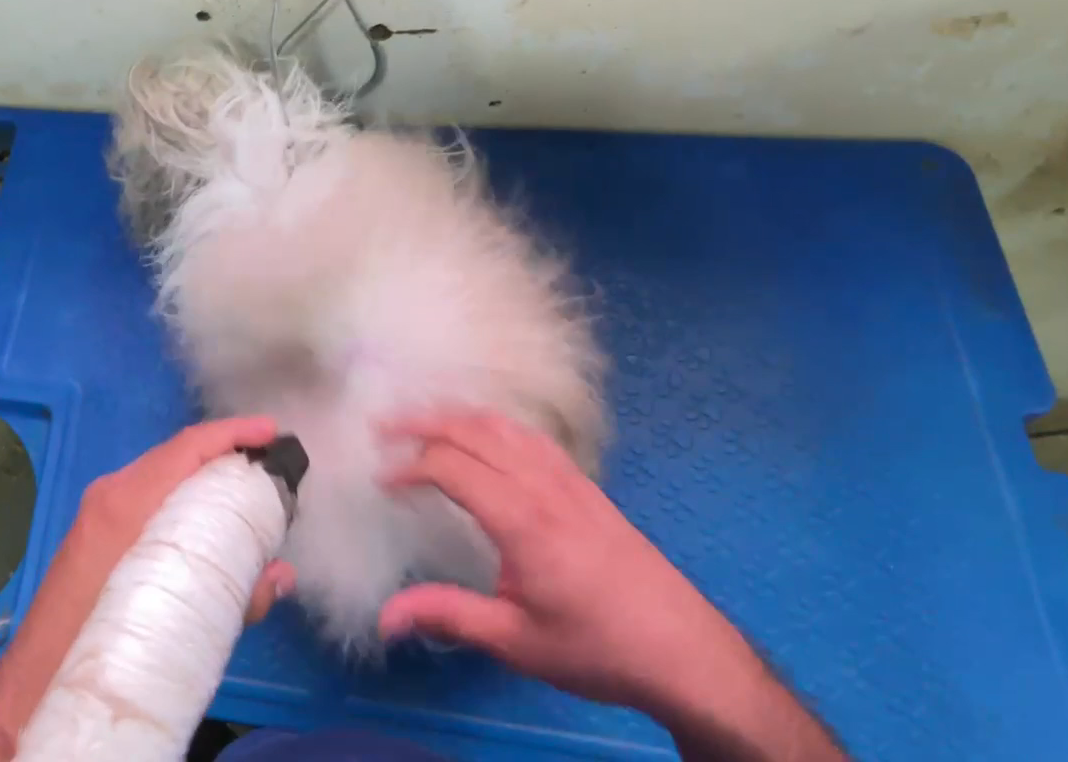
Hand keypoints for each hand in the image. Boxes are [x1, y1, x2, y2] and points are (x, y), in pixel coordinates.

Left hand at [0, 417, 294, 759]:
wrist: (40, 682)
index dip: (233, 433)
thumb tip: (282, 575)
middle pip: (176, 456)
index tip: (273, 433)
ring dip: (203, 475)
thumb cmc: (113, 645)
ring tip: (246, 489)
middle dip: (224, 454)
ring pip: (161, 475)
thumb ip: (240, 597)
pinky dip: (182, 496)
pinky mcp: (92, 529)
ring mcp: (97, 509)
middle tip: (268, 467)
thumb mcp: (185, 624)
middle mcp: (111, 493)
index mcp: (127, 502)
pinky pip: (147, 496)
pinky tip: (206, 518)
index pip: (187, 448)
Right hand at [376, 413, 763, 712]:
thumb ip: (448, 616)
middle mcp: (543, 486)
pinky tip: (483, 435)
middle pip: (474, 430)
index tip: (381, 482)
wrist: (685, 652)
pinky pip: (530, 436)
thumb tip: (384, 618)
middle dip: (422, 423)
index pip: (451, 467)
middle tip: (383, 428)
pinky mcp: (585, 485)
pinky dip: (493, 423)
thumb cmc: (597, 648)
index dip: (409, 467)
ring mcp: (569, 480)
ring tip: (422, 422)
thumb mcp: (516, 641)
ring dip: (458, 416)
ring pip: (504, 425)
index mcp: (522, 520)